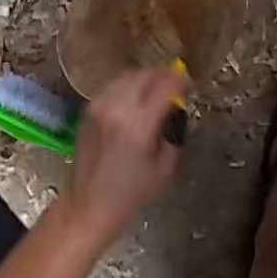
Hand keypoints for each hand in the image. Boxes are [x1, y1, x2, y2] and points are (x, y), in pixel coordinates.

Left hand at [65, 68, 183, 241]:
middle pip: (143, 75)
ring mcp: (98, 106)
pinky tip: (135, 97)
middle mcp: (116, 108)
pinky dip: (127, 86)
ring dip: (144, 78)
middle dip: (162, 75)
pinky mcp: (88, 109)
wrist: (89, 203)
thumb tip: (174, 110)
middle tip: (175, 82)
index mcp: (138, 125)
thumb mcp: (165, 168)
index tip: (188, 83)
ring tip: (156, 88)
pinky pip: (112, 87)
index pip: (163, 87)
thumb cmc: (131, 193)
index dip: (180, 80)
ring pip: (126, 77)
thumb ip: (172, 133)